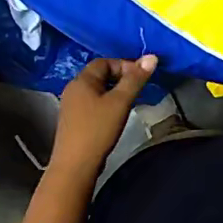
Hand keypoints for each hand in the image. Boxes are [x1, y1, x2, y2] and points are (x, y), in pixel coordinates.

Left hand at [51, 55, 157, 172]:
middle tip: (138, 89)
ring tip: (130, 103)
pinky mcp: (73, 121)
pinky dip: (106, 105)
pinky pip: (92, 104)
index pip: (104, 62)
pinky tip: (115, 117)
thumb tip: (151, 57)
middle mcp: (73, 89)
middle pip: (99, 75)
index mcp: (81, 80)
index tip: (141, 77)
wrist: (75, 165)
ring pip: (96, 91)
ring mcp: (70, 106)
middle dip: (120, 79)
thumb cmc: (98, 130)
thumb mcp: (120, 102)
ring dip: (114, 93)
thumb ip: (135, 80)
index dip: (124, 65)